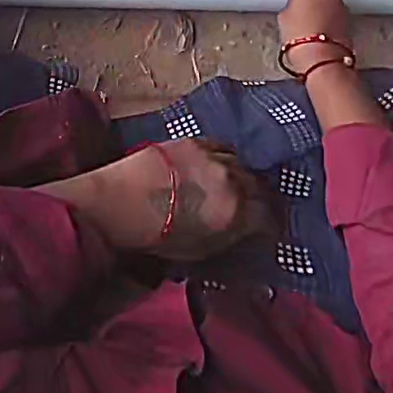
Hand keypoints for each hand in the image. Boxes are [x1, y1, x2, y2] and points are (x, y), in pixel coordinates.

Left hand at [40, 138, 270, 261]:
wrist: (120, 203)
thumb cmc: (157, 237)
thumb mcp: (203, 251)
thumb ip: (231, 238)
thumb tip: (246, 234)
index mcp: (236, 211)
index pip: (271, 217)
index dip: (273, 227)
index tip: (270, 233)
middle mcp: (231, 178)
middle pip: (260, 186)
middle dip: (262, 199)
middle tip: (257, 210)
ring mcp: (212, 155)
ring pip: (241, 163)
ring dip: (243, 176)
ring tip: (236, 186)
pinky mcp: (193, 141)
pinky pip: (220, 147)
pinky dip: (223, 158)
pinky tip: (216, 166)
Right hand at [277, 0, 353, 71]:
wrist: (320, 58)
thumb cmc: (300, 37)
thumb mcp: (284, 16)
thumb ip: (292, 0)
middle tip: (302, 10)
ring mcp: (342, 8)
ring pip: (332, 4)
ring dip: (324, 11)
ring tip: (310, 26)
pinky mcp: (349, 23)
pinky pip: (338, 17)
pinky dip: (331, 22)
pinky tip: (320, 33)